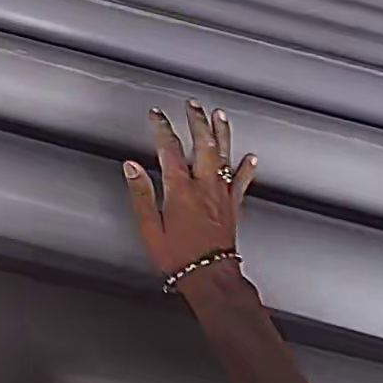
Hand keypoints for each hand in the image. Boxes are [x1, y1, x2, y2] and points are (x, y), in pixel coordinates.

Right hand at [123, 101, 258, 276]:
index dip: (162, 128)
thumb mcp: (149, 226)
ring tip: (220, 116)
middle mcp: (204, 186)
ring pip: (224, 156)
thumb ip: (141, 193)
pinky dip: (247, 167)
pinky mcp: (233, 206)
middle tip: (192, 105)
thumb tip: (131, 166)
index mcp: (180, 189)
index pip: (169, 148)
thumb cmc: (178, 255)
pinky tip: (251, 157)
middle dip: (197, 121)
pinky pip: (242, 181)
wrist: (210, 278)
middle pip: (202, 144)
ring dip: (222, 133)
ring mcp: (222, 194)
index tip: (156, 115)